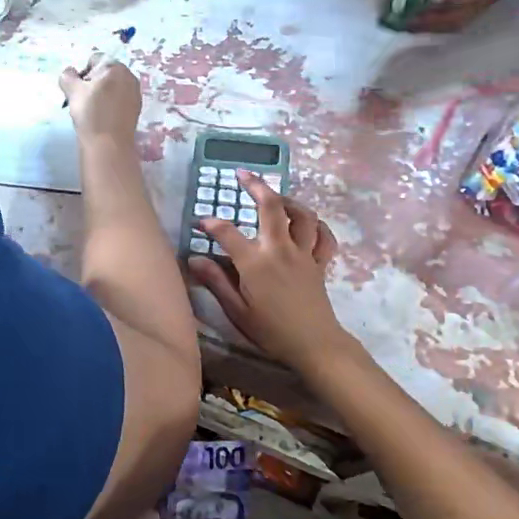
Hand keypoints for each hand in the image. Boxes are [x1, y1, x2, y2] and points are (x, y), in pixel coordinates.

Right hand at [58, 55, 141, 143]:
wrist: (109, 145)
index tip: (77, 91)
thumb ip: (67, 76)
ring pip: (113, 88)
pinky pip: (120, 100)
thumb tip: (69, 72)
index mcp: (115, 67)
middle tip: (83, 101)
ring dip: (101, 95)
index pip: (94, 60)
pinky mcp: (136, 109)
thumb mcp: (72, 91)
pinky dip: (110, 105)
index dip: (82, 73)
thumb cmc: (90, 114)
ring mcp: (135, 93)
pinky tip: (103, 118)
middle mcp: (129, 76)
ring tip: (92, 111)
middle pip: (105, 73)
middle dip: (92, 84)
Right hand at [188, 171, 350, 369]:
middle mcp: (280, 249)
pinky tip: (309, 225)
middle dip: (256, 185)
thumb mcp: (236, 310)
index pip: (227, 232)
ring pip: (302, 215)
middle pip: (271, 206)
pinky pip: (324, 237)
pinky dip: (318, 226)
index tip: (200, 224)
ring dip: (289, 200)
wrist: (314, 345)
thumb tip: (194, 259)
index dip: (211, 224)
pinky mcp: (320, 263)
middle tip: (242, 173)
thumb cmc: (271, 331)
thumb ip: (216, 281)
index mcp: (255, 262)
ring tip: (276, 198)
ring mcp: (304, 254)